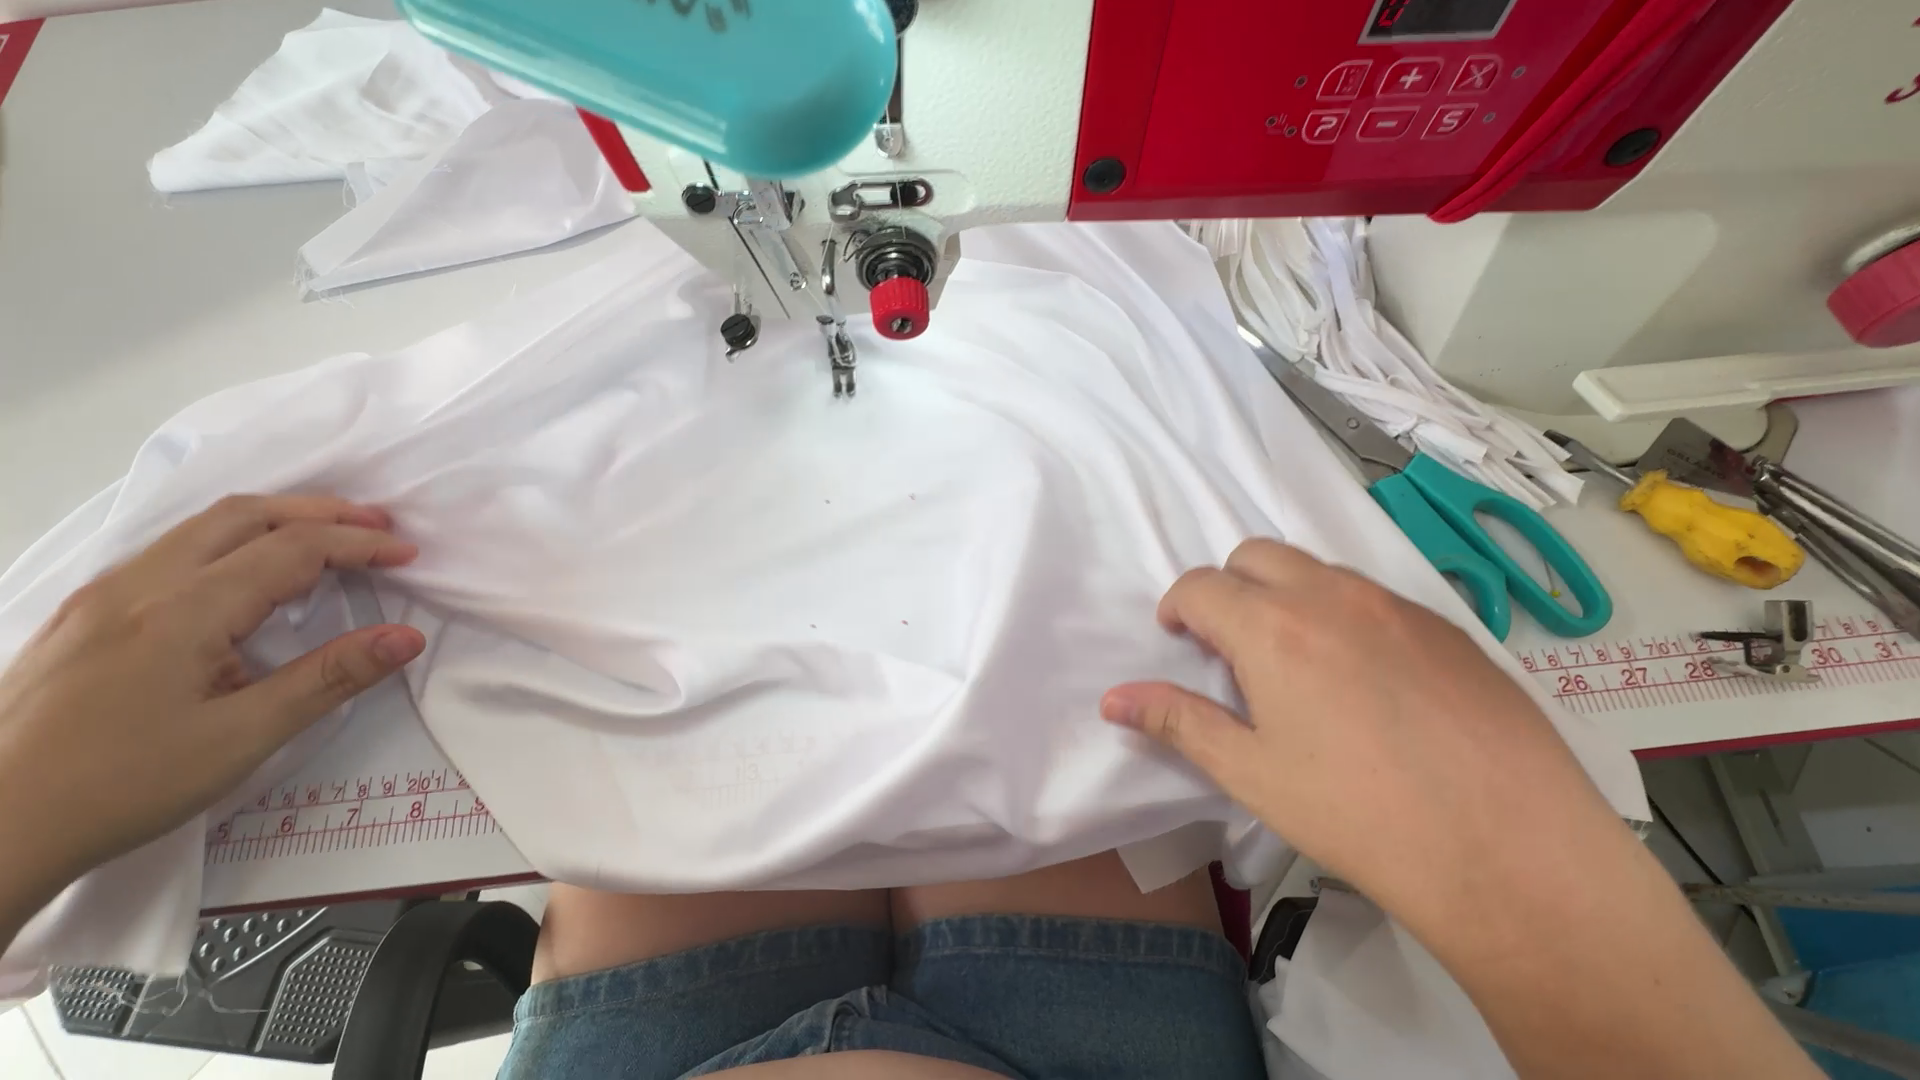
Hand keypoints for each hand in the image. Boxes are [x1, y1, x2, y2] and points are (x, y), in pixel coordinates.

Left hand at [0, 495, 425, 927]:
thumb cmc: (123, 785)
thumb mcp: (244, 735)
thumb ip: (331, 676)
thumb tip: (406, 637)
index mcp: (182, 610)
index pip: (291, 549)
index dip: (359, 544)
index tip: (410, 555)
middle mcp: (138, 585)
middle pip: (243, 515)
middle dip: (322, 512)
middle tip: (380, 526)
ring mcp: (102, 597)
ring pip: (202, 527)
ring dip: (276, 520)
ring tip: (329, 539)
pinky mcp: (85, 617)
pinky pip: (172, 552)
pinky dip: (233, 542)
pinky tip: (249, 576)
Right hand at [1103, 541, 1821, 1078]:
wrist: (1510, 849)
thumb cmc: (1357, 814)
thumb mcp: (1251, 773)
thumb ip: (1177, 723)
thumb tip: (1113, 699)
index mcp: (1272, 628)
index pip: (1200, 585)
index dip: (1177, 608)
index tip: (1179, 640)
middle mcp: (1331, 597)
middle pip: (1255, 554)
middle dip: (1228, 588)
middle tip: (1232, 648)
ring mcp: (1397, 606)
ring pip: (1318, 570)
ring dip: (1286, 595)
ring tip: (1299, 665)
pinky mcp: (1449, 628)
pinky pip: (1375, 598)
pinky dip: (1345, 615)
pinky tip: (1369, 684)